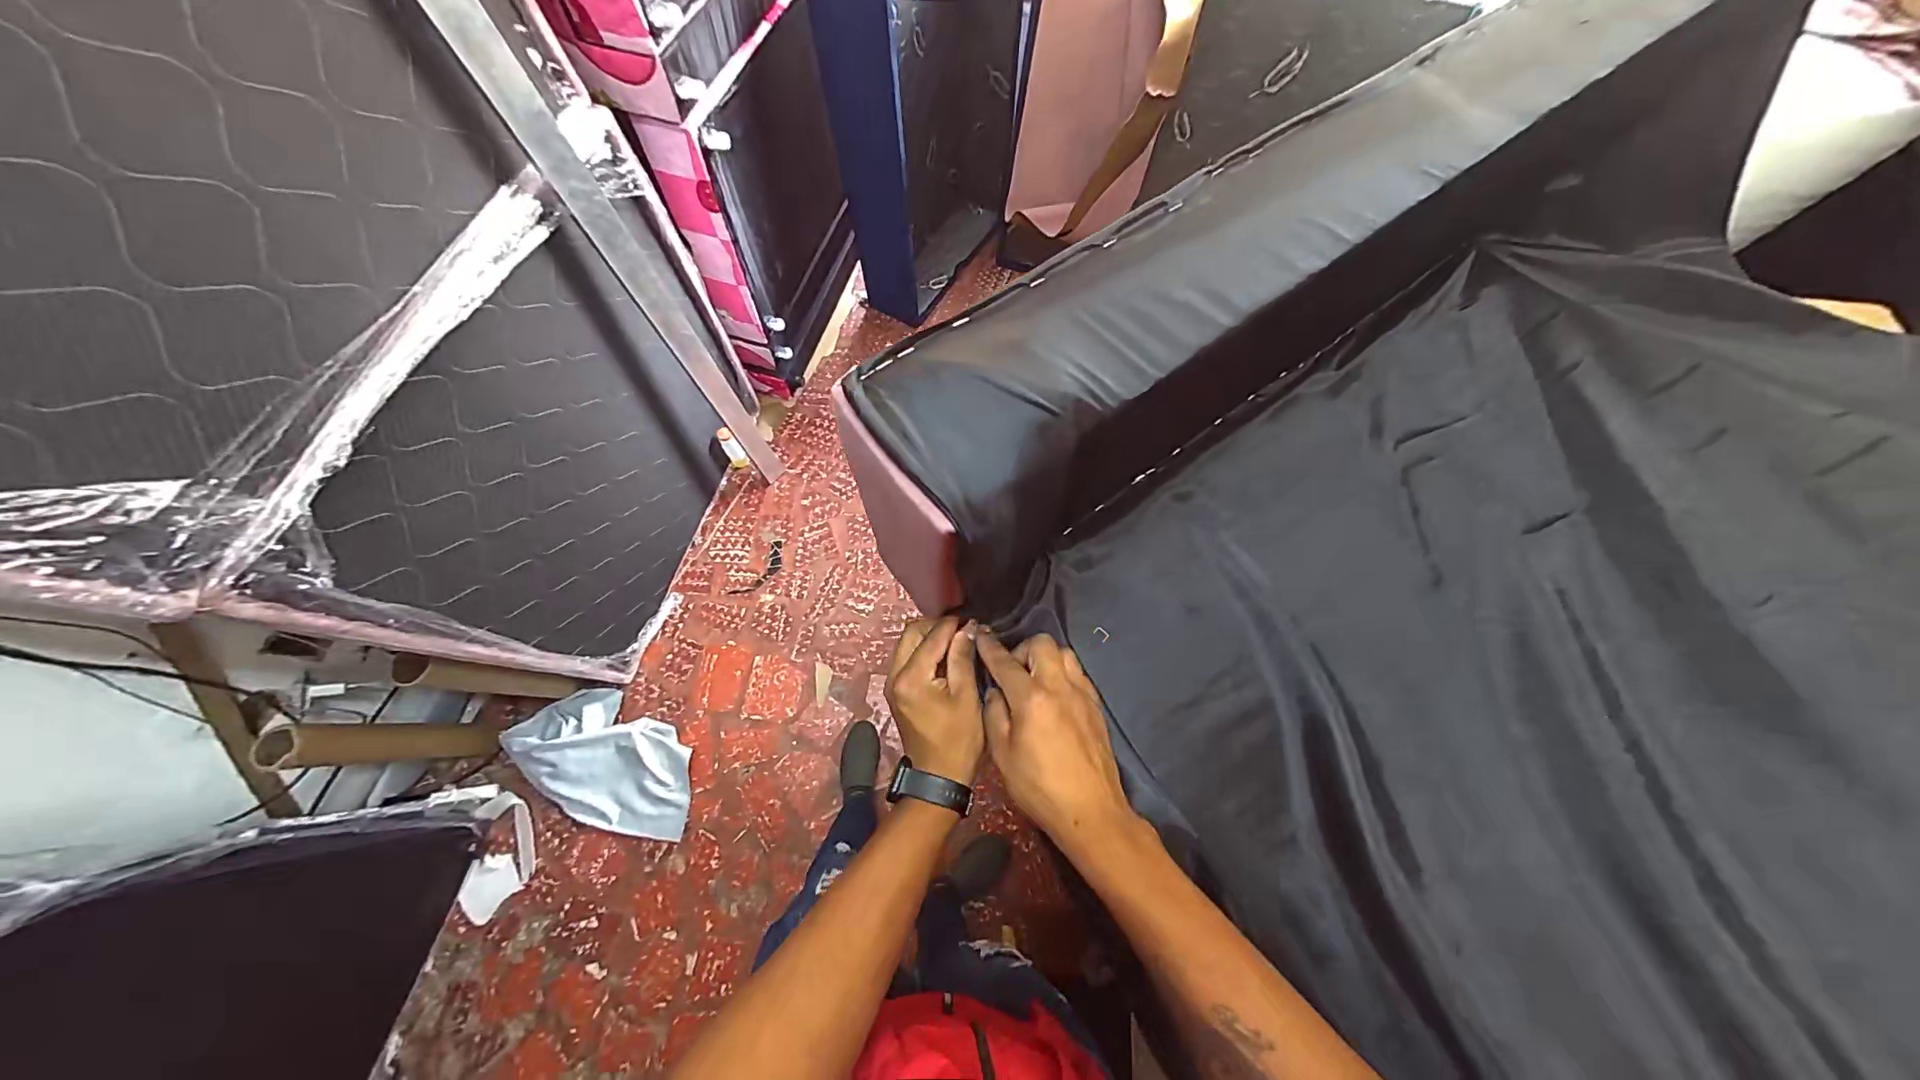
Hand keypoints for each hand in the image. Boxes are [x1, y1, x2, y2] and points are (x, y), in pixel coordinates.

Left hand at [884, 617, 984, 786]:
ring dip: (931, 637)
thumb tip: (967, 629)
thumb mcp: (967, 696)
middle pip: (912, 633)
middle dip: (938, 626)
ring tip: (958, 642)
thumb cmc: (959, 739)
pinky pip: (908, 658)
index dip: (954, 624)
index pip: (932, 636)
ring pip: (908, 644)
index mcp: (911, 677)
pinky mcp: (897, 691)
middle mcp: (895, 675)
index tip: (975, 621)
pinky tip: (947, 657)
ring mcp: (893, 683)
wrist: (938, 776)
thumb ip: (963, 658)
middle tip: (964, 630)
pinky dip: (925, 651)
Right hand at [976, 631, 1138, 852]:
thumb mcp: (1002, 756)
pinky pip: (1078, 674)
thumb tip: (995, 692)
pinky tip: (1055, 695)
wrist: (1090, 810)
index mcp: (1032, 699)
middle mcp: (1060, 687)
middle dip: (1022, 649)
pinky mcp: (1096, 706)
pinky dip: (1063, 674)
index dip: (989, 647)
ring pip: (1065, 654)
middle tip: (1012, 672)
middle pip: (1042, 644)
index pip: (1005, 661)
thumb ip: (994, 716)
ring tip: (1034, 680)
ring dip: (1045, 659)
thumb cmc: (1039, 788)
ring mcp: (1082, 695)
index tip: (980, 635)